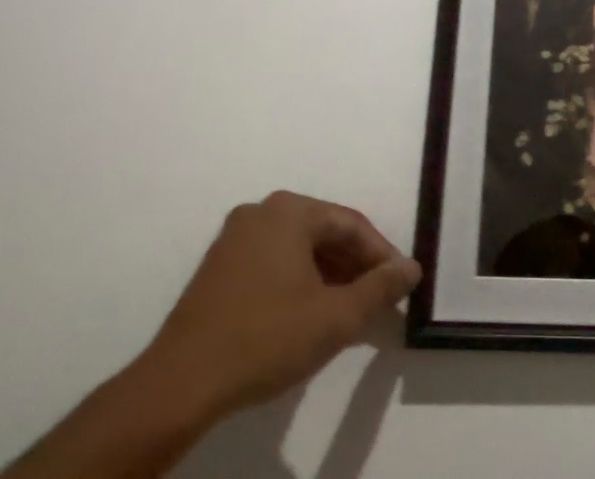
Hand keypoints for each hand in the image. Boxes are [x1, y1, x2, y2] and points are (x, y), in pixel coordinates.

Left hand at [140, 191, 420, 419]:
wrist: (182, 382)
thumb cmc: (267, 338)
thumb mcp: (337, 316)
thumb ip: (381, 288)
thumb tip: (412, 268)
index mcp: (288, 212)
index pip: (352, 224)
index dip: (382, 256)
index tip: (402, 287)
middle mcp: (259, 213)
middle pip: (325, 233)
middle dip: (356, 266)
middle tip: (380, 300)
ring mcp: (234, 239)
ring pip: (299, 250)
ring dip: (331, 277)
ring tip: (353, 312)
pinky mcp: (219, 268)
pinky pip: (275, 263)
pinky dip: (302, 283)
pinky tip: (314, 315)